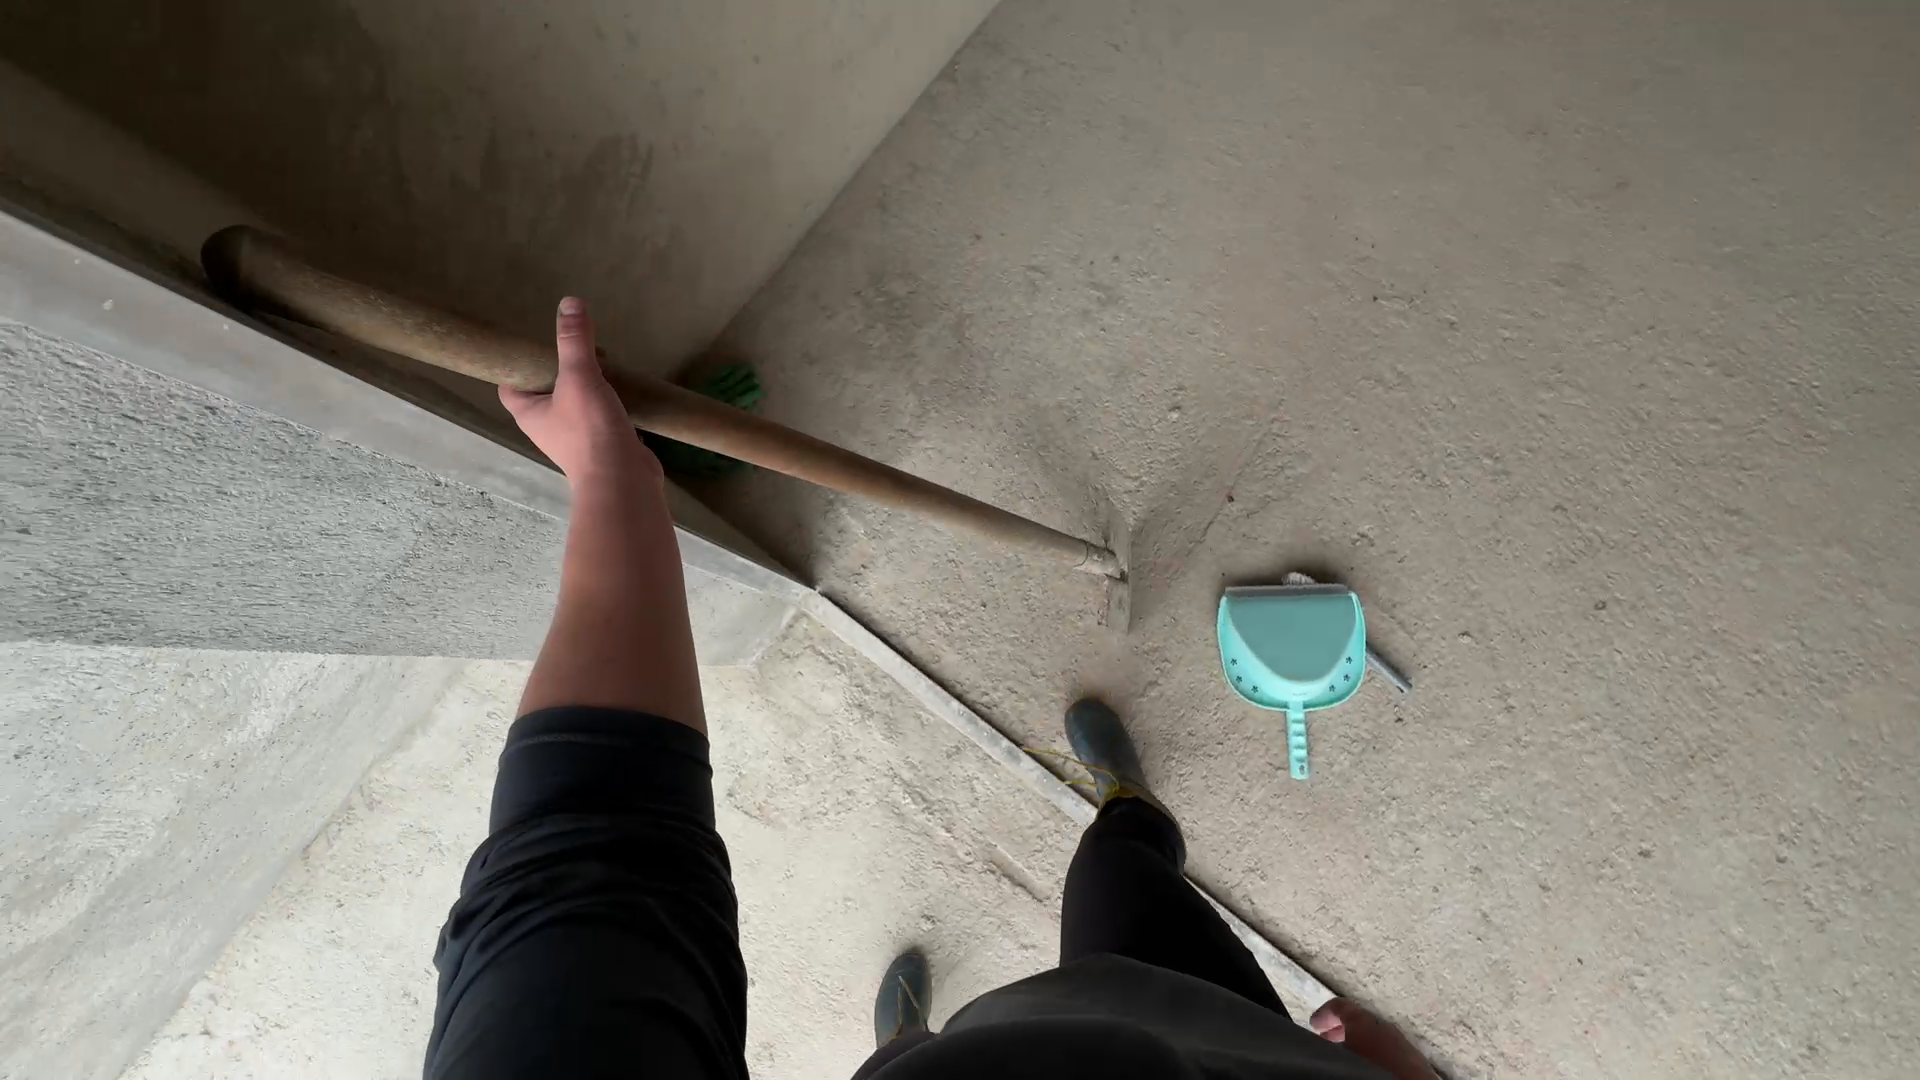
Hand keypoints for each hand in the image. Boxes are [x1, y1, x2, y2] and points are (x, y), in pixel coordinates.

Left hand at [500, 297, 657, 484]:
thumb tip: (569, 302)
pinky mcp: (605, 447)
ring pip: (577, 407)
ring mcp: (578, 440)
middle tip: (581, 351)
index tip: (537, 346)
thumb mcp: (580, 378)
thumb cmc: (591, 431)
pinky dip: (611, 407)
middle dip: (562, 373)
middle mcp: (549, 428)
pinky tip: (625, 395)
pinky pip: (602, 421)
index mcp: (529, 413)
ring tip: (606, 369)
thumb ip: (575, 342)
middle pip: (547, 393)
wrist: (624, 479)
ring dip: (589, 390)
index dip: (519, 364)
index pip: (511, 385)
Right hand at [1310, 998, 1439, 1079]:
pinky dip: (1377, 1055)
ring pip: (1376, 1037)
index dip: (1324, 1013)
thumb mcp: (1339, 1055)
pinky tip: (1371, 1069)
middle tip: (1327, 1039)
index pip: (1339, 1005)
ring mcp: (1403, 1044)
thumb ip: (1328, 1047)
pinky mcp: (1418, 1063)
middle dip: (1341, 1028)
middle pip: (1359, 1020)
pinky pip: (1390, 1052)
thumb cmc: (1369, 1069)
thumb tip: (1316, 1046)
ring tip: (1348, 1059)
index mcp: (1362, 1019)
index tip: (1314, 1023)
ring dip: (1360, 1044)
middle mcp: (1384, 1025)